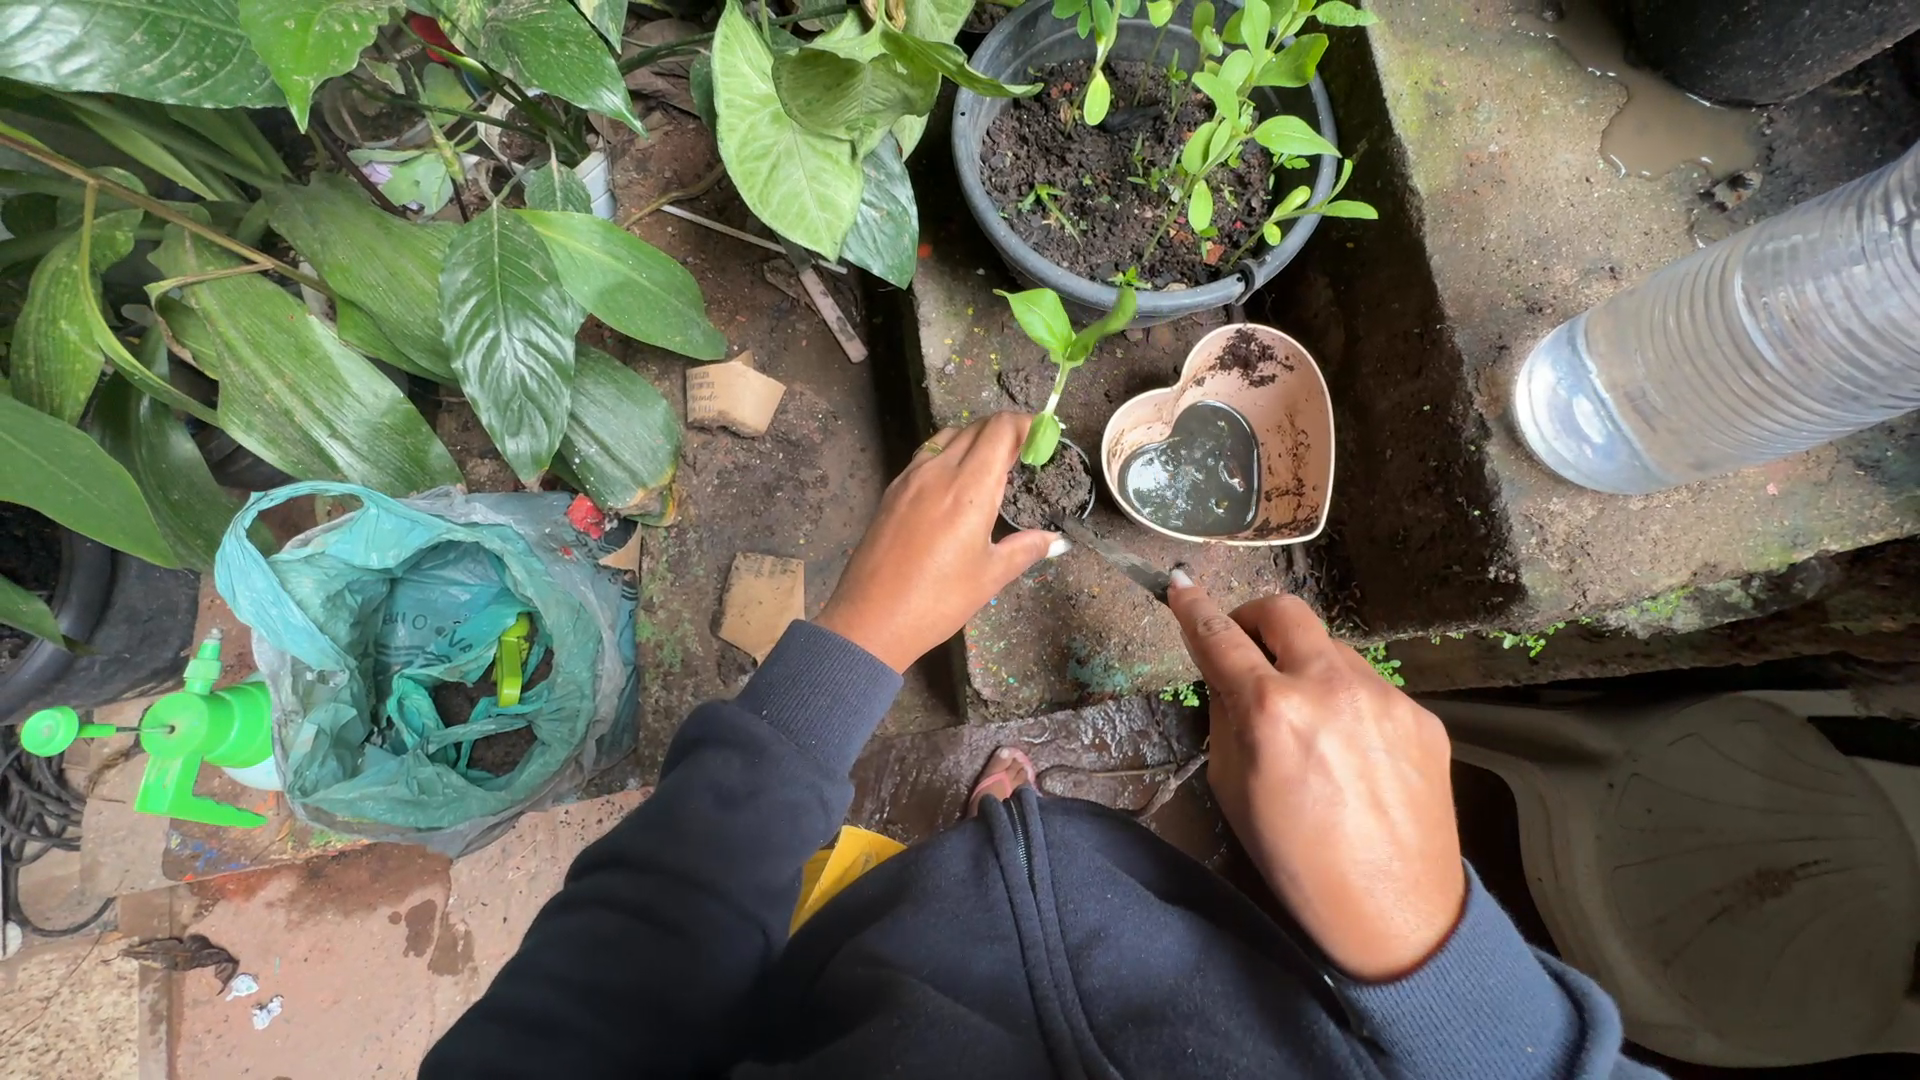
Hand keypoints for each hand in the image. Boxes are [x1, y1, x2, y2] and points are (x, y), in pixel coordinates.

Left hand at [816, 413, 1063, 672]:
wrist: (869, 620)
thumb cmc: (937, 601)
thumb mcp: (990, 577)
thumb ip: (1026, 549)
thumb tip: (1055, 541)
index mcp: (968, 487)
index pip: (1001, 430)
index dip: (1027, 425)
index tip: (1044, 440)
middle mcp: (938, 471)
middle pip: (976, 427)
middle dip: (1006, 431)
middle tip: (1026, 455)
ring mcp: (910, 478)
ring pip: (948, 436)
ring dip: (975, 439)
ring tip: (992, 466)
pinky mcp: (892, 491)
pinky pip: (926, 455)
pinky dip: (949, 453)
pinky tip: (956, 482)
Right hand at [1167, 578, 1465, 981]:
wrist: (1396, 913)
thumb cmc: (1293, 858)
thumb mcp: (1231, 786)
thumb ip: (1226, 717)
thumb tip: (1229, 678)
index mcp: (1270, 710)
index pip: (1220, 637)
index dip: (1193, 608)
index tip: (1180, 586)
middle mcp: (1328, 686)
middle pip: (1284, 610)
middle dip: (1253, 615)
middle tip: (1245, 644)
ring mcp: (1383, 696)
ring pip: (1330, 646)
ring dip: (1302, 662)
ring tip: (1305, 714)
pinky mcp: (1421, 715)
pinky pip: (1367, 685)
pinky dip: (1342, 697)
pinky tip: (1349, 745)